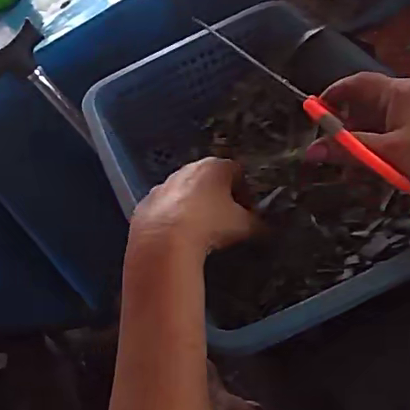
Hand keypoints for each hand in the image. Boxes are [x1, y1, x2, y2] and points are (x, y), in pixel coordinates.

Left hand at [130, 157, 258, 256]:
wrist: (162, 243)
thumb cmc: (210, 225)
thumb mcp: (245, 227)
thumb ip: (258, 224)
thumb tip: (266, 228)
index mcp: (213, 167)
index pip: (237, 173)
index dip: (246, 192)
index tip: (248, 212)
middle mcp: (185, 170)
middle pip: (207, 181)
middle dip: (217, 199)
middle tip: (225, 222)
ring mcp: (160, 187)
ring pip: (182, 194)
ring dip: (191, 208)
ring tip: (199, 233)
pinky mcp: (143, 206)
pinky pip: (162, 211)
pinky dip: (169, 220)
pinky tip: (175, 239)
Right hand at [306, 72, 409, 200]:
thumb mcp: (387, 154)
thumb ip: (347, 150)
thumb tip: (311, 151)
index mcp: (401, 91)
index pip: (356, 83)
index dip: (331, 96)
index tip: (312, 115)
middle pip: (369, 106)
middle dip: (347, 129)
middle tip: (331, 152)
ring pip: (386, 125)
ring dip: (368, 145)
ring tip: (359, 169)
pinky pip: (403, 136)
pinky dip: (388, 151)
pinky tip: (389, 172)